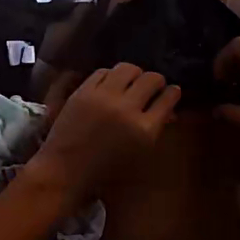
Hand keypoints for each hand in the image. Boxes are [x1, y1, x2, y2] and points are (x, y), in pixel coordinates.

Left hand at [27, 64, 180, 199]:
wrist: (66, 170)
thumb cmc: (105, 171)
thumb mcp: (139, 154)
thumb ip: (156, 129)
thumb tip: (169, 111)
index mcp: (144, 130)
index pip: (168, 99)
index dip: (173, 93)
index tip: (173, 91)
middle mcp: (127, 109)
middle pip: (152, 79)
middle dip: (157, 81)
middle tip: (154, 86)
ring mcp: (103, 97)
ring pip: (129, 68)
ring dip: (135, 74)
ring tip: (132, 82)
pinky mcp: (83, 92)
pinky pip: (103, 72)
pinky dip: (111, 76)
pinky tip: (111, 84)